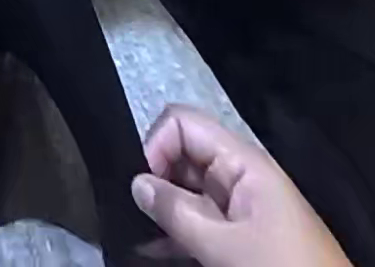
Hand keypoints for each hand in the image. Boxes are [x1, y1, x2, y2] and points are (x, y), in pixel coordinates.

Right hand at [130, 104, 350, 266]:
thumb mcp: (226, 250)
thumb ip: (178, 213)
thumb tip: (137, 182)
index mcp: (241, 160)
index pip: (183, 123)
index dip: (156, 145)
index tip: (143, 188)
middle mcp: (238, 173)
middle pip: (184, 152)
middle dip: (155, 175)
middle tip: (133, 215)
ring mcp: (240, 206)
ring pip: (188, 188)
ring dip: (163, 207)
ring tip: (136, 235)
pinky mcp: (241, 237)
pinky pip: (200, 219)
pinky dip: (178, 230)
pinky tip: (153, 251)